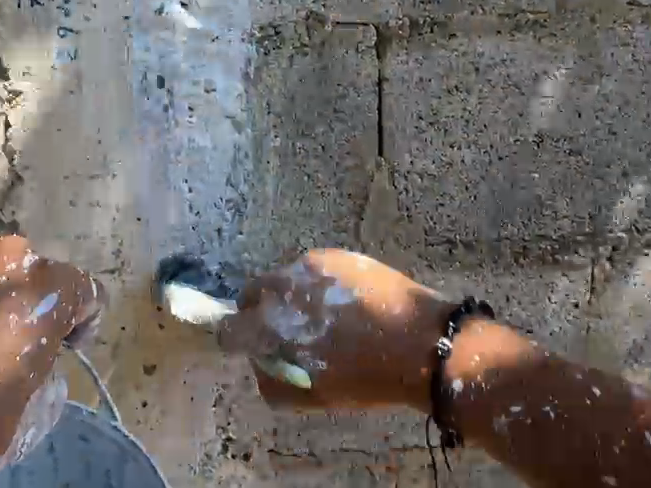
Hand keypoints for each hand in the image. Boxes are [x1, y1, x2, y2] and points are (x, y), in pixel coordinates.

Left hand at [0, 236, 103, 487]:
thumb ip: (52, 365)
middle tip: (11, 338)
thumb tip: (44, 352)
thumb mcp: (34, 410)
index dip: (81, 318)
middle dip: (32, 301)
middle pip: (37, 272)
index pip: (85, 288)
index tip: (64, 345)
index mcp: (47, 293)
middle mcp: (12, 257)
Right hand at [219, 249, 453, 410]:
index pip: (231, 328)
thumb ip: (274, 382)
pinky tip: (339, 303)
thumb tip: (259, 364)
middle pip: (252, 294)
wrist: (420, 342)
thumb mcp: (315, 396)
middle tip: (284, 330)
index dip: (234, 337)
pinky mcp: (332, 255)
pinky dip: (314, 285)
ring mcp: (307, 266)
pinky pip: (309, 270)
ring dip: (288, 296)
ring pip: (281, 279)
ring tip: (318, 317)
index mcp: (274, 325)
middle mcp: (282, 287)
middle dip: (259, 310)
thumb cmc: (365, 377)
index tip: (245, 343)